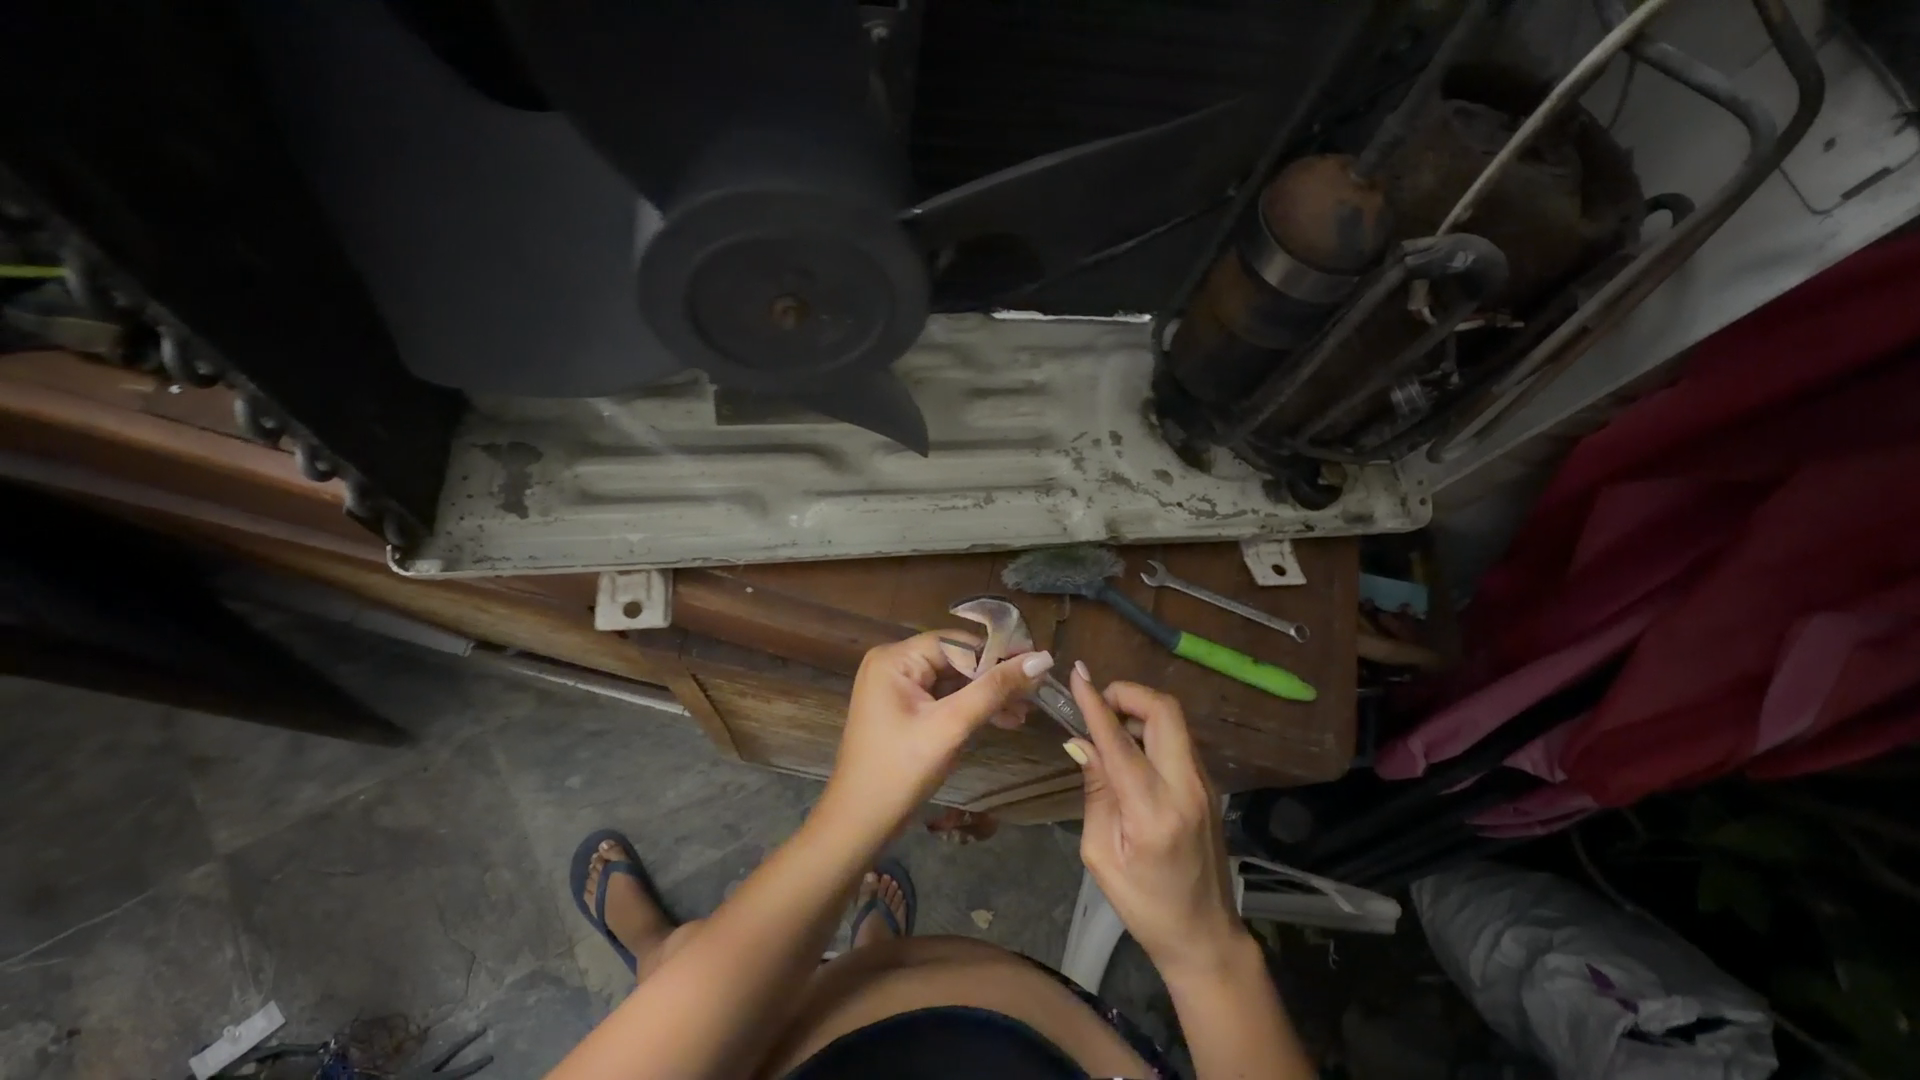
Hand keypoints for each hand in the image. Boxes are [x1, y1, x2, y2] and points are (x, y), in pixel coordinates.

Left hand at [821, 632, 1053, 839]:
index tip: (1038, 667)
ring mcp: (897, 688)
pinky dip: (971, 708)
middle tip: (1035, 695)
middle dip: (995, 678)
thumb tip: (1042, 658)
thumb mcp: (951, 726)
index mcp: (894, 659)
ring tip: (1024, 713)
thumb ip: (994, 690)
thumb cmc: (901, 771)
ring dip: (987, 695)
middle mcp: (893, 664)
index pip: (957, 642)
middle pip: (956, 659)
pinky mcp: (904, 709)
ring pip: (954, 680)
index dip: (998, 653)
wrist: (861, 821)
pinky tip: (1002, 720)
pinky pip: (945, 698)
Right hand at [1065, 665, 1245, 978]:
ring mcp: (1204, 785)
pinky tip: (1130, 748)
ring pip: (1175, 722)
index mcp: (1153, 810)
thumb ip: (1096, 792)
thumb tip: (1082, 743)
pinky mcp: (1209, 787)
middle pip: (1164, 711)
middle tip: (1097, 701)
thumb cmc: (1143, 904)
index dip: (1095, 703)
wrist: (1204, 933)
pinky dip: (1153, 729)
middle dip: (1128, 693)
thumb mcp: (1101, 855)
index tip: (1077, 674)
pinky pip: (1180, 740)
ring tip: (1109, 725)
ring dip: (1141, 709)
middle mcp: (1186, 787)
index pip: (1119, 741)